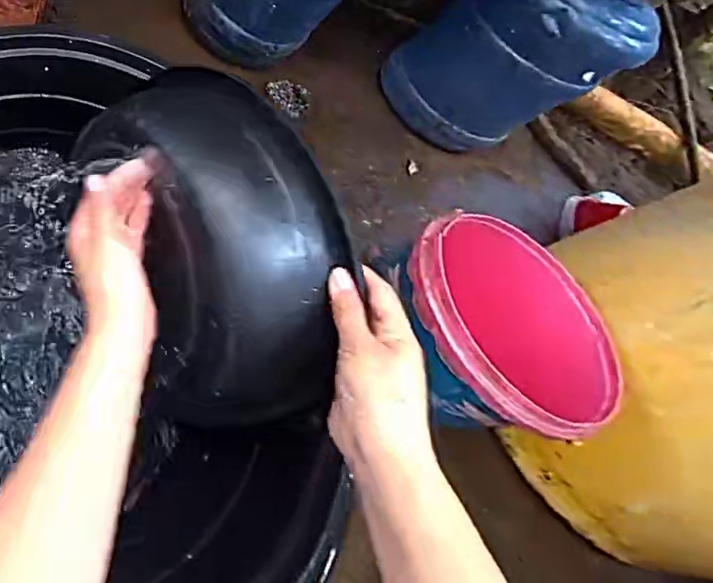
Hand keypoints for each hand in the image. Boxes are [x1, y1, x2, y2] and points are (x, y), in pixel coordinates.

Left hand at [67, 155, 156, 370]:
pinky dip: (139, 213)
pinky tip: (146, 206)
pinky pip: (132, 227)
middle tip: (146, 165)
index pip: (102, 191)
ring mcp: (111, 249)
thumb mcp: (107, 241)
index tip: (138, 162)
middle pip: (112, 200)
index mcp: (86, 231)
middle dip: (128, 181)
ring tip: (148, 178)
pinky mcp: (126, 261)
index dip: (120, 174)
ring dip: (134, 194)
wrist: (124, 326)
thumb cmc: (112, 291)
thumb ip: (101, 208)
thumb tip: (94, 181)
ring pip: (123, 212)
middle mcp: (95, 238)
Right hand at [326, 265, 435, 485]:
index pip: (380, 292)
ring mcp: (371, 366)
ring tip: (313, 296)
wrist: (379, 456)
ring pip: (351, 330)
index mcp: (399, 335)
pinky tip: (313, 333)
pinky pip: (340, 352)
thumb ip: (348, 310)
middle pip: (365, 309)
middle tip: (318, 273)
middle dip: (345, 292)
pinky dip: (328, 340)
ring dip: (336, 316)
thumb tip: (339, 276)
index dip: (361, 272)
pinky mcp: (353, 383)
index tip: (337, 255)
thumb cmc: (382, 407)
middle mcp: (388, 348)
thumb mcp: (360, 347)